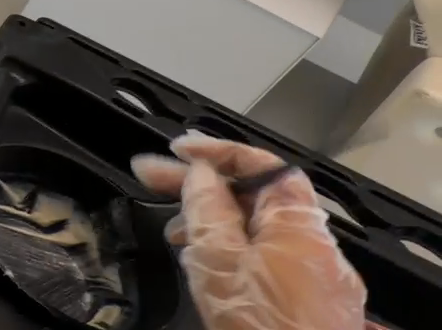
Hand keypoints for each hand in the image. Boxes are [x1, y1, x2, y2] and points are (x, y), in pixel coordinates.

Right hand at [132, 132, 366, 329]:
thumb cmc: (254, 314)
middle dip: (200, 184)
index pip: (268, 168)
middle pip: (256, 197)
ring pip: (256, 227)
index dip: (220, 151)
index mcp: (301, 230)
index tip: (178, 150)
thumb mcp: (217, 253)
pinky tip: (198, 256)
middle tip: (147, 175)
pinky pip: (264, 254)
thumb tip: (201, 173)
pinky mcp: (309, 301)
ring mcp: (316, 277)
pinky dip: (227, 244)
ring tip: (169, 227)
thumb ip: (208, 205)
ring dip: (208, 216)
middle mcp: (317, 248)